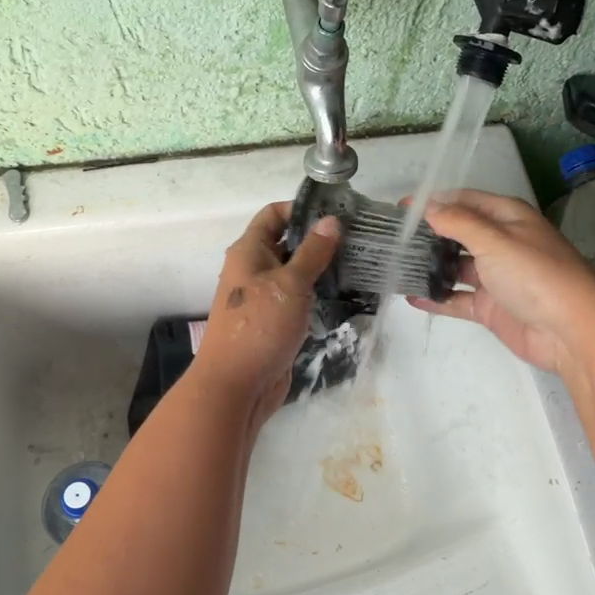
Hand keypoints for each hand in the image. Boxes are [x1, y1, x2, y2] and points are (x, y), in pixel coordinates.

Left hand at [192, 202, 340, 429]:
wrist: (236, 385)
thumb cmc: (259, 327)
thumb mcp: (290, 284)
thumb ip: (313, 252)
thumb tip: (331, 221)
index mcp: (248, 251)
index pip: (274, 214)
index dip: (302, 209)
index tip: (337, 212)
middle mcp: (253, 269)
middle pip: (286, 242)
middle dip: (318, 238)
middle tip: (357, 237)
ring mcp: (264, 297)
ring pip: (295, 271)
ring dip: (321, 267)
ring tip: (358, 261)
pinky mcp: (275, 321)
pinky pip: (298, 297)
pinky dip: (317, 292)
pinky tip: (345, 291)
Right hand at [408, 189, 594, 372]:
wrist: (570, 329)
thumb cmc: (535, 274)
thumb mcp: (495, 240)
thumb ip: (458, 222)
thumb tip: (428, 207)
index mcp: (508, 217)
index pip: (465, 201)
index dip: (434, 201)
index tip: (400, 208)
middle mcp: (501, 243)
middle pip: (458, 233)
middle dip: (429, 234)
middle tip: (392, 237)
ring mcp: (496, 277)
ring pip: (455, 267)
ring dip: (430, 266)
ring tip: (396, 264)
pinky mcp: (491, 307)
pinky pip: (457, 299)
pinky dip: (436, 298)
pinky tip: (410, 296)